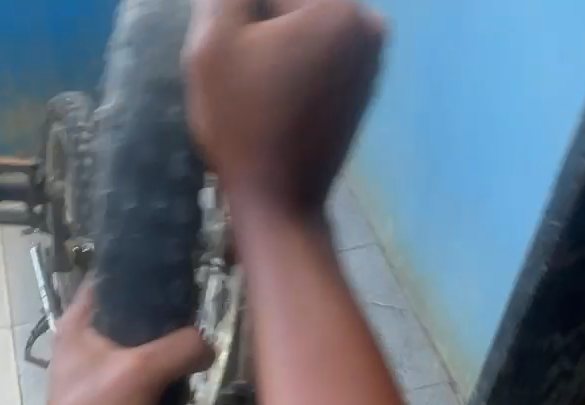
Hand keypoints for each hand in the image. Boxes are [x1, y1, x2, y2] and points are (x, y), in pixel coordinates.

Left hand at [13, 284, 211, 404]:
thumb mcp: (142, 372)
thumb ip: (181, 347)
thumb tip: (210, 346)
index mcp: (78, 323)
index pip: (111, 278)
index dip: (144, 272)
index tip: (182, 272)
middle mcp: (85, 343)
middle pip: (132, 316)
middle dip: (166, 317)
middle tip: (204, 313)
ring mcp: (98, 375)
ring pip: (141, 351)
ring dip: (169, 352)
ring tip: (202, 347)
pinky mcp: (112, 404)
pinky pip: (145, 382)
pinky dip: (165, 381)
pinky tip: (190, 382)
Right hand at [184, 0, 385, 215]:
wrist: (278, 204)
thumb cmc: (242, 128)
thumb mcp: (214, 46)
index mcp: (338, 8)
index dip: (239, 16)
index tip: (234, 58)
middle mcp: (368, 26)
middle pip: (293, 4)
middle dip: (261, 27)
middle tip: (240, 74)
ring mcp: (371, 63)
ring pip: (306, 30)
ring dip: (275, 48)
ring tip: (255, 91)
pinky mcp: (362, 92)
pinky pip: (320, 60)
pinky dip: (294, 69)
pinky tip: (275, 101)